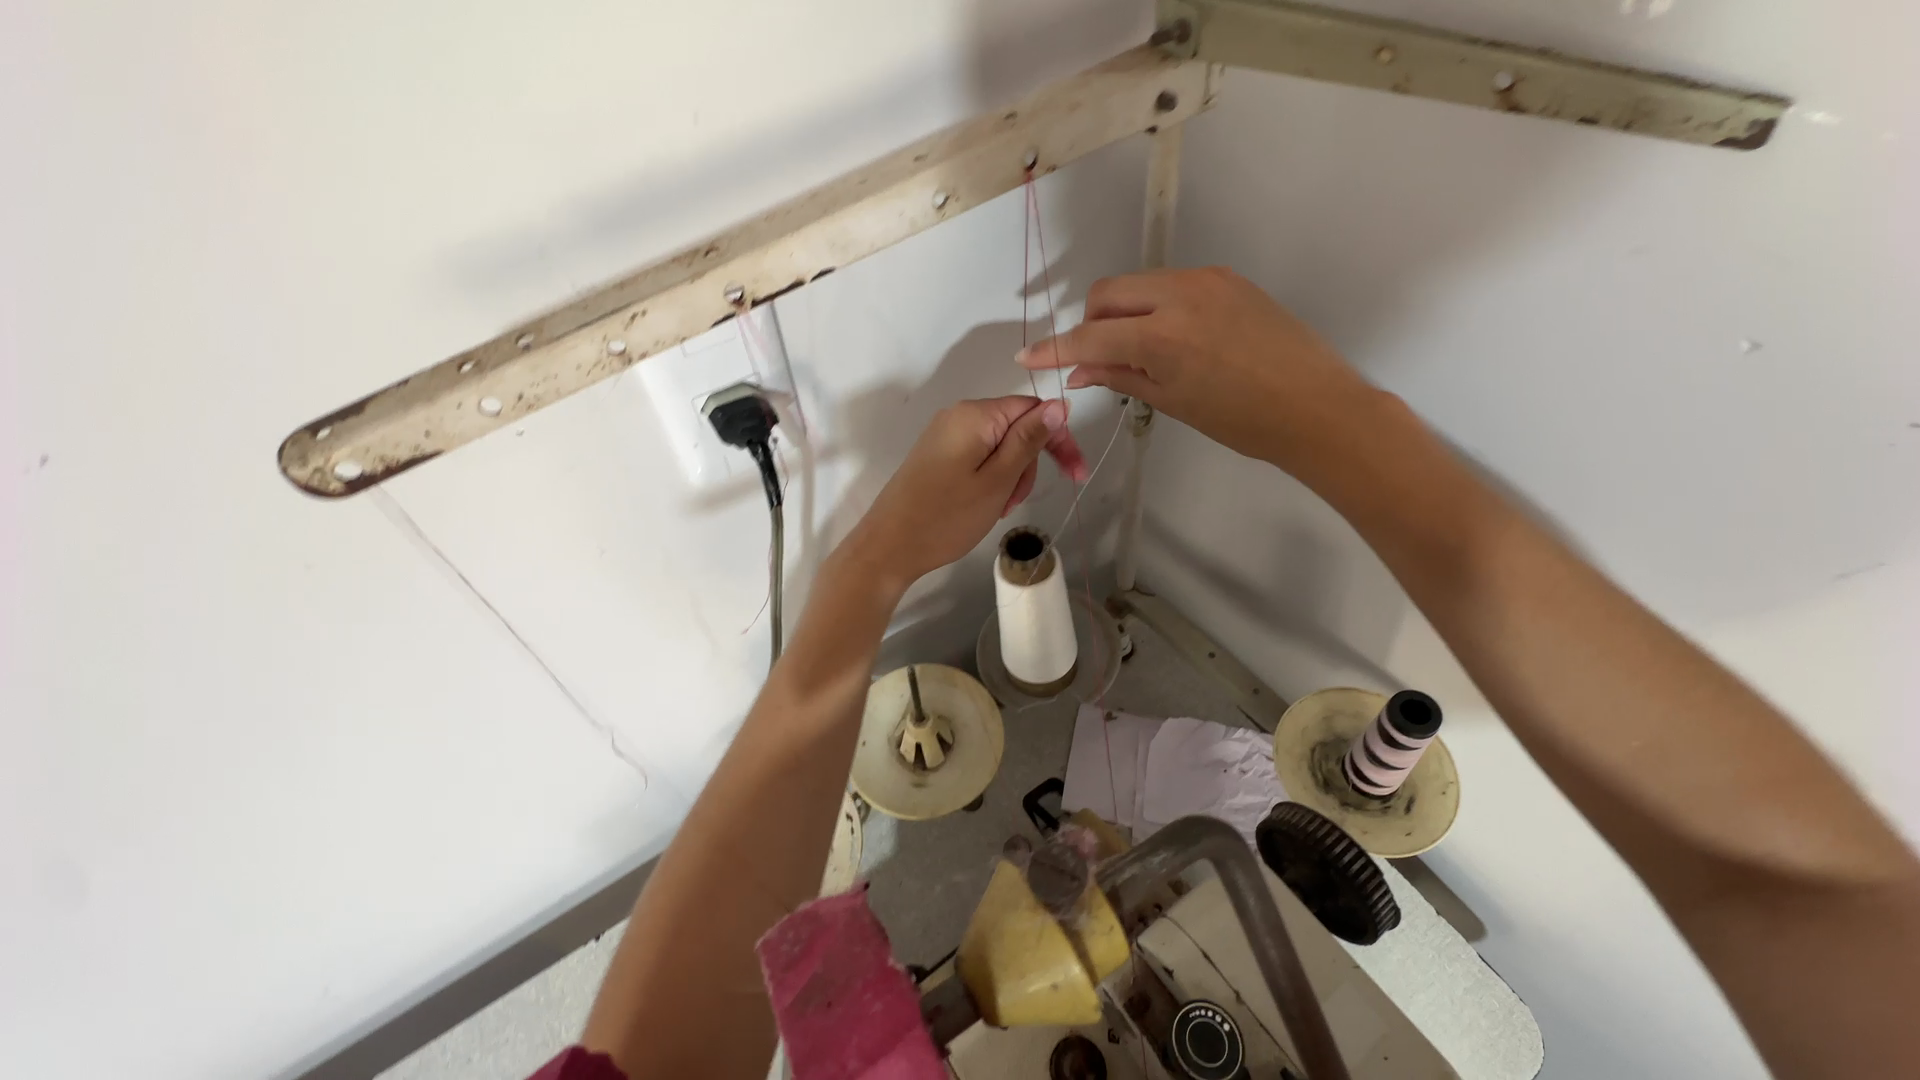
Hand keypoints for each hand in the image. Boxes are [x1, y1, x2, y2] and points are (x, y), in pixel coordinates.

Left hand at [842, 396, 1086, 590]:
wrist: (889, 547)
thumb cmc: (947, 517)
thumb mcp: (998, 480)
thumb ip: (1029, 440)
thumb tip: (1059, 404)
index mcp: (975, 414)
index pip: (1033, 408)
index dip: (1058, 438)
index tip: (1076, 476)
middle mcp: (958, 415)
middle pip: (1016, 427)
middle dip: (1027, 464)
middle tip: (1014, 502)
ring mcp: (944, 436)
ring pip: (999, 447)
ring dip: (1009, 477)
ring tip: (997, 509)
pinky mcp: (936, 456)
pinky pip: (978, 459)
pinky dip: (990, 480)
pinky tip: (983, 506)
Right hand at [1017, 267, 1386, 472]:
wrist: (1317, 406)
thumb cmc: (1243, 420)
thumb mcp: (1172, 401)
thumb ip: (1119, 377)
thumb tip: (1077, 371)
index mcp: (1163, 337)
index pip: (1090, 336)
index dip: (1055, 349)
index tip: (1028, 357)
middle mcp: (1180, 295)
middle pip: (1108, 293)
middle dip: (1090, 323)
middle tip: (1097, 358)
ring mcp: (1207, 280)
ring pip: (1139, 285)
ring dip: (1124, 312)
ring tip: (1139, 351)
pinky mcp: (1227, 278)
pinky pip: (1172, 284)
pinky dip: (1155, 307)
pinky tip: (1171, 338)